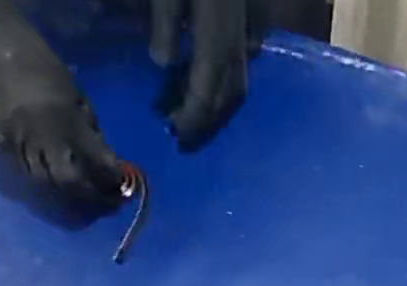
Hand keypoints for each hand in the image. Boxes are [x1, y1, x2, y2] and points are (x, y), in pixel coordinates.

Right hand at [0, 0, 127, 205]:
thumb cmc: (41, 66)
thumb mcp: (76, 94)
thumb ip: (91, 130)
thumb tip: (107, 161)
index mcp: (67, 119)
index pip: (96, 162)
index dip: (110, 180)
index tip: (120, 188)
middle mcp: (45, 137)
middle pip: (72, 183)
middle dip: (91, 196)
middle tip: (105, 200)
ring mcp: (22, 145)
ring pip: (49, 186)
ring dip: (70, 198)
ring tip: (85, 199)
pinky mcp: (3, 148)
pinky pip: (28, 177)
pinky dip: (46, 188)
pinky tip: (58, 189)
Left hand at [149, 0, 250, 145]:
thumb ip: (165, 22)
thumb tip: (163, 63)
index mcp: (216, 38)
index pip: (206, 93)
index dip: (190, 119)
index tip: (173, 135)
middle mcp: (235, 46)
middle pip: (225, 100)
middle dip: (204, 127)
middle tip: (182, 143)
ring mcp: (242, 40)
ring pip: (236, 93)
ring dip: (216, 117)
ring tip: (193, 128)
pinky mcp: (243, 33)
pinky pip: (239, 78)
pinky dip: (224, 99)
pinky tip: (208, 103)